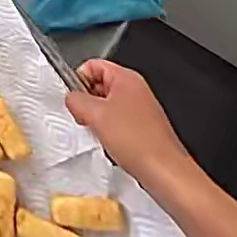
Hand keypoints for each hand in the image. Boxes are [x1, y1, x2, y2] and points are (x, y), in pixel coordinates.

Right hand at [65, 59, 197, 187]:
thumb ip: (75, 99)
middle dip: (87, 102)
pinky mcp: (142, 127)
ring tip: (100, 133)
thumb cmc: (138, 141)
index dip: (79, 80)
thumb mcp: (94, 114)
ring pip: (106, 105)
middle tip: (86, 118)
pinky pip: (116, 121)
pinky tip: (110, 143)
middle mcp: (135, 89)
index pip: (92, 65)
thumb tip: (71, 98)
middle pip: (98, 84)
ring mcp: (140, 108)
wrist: (164, 172)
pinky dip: (108, 131)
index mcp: (126, 78)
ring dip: (97, 119)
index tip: (76, 98)